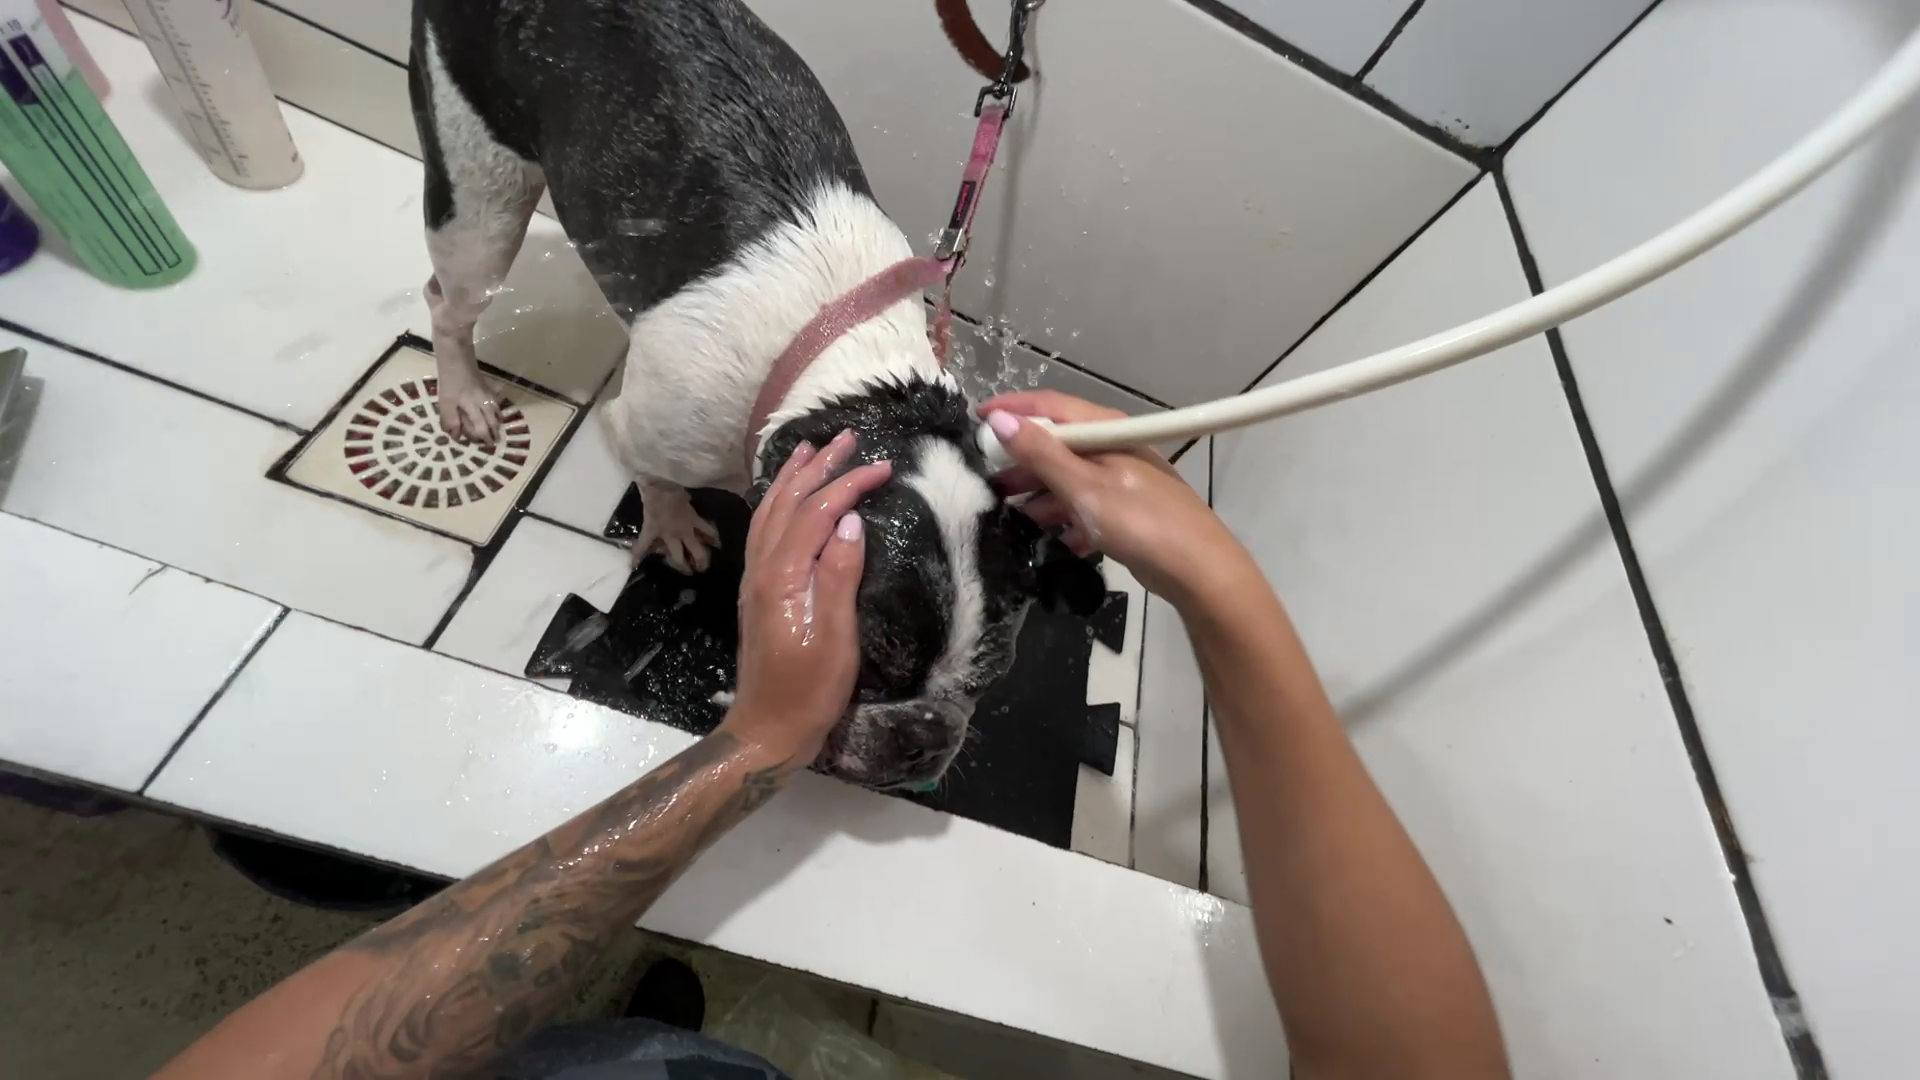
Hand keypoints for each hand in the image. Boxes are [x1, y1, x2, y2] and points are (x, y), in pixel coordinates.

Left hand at [724, 430, 891, 766]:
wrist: (768, 728)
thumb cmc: (810, 690)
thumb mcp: (837, 638)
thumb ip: (839, 577)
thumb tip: (849, 522)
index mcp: (783, 577)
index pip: (816, 513)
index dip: (848, 485)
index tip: (883, 467)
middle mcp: (762, 568)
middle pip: (788, 502)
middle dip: (818, 466)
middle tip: (846, 437)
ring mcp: (755, 577)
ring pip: (770, 512)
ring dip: (791, 477)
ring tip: (809, 449)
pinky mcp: (757, 589)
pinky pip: (764, 529)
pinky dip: (777, 501)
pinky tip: (786, 496)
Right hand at [980, 391, 1247, 602]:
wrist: (1197, 569)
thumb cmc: (1140, 522)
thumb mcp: (1083, 487)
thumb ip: (1041, 454)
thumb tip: (999, 420)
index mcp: (1105, 431)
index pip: (1049, 406)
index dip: (1012, 409)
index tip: (976, 419)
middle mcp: (1113, 447)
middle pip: (1057, 444)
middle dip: (1022, 461)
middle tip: (988, 481)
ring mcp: (1121, 479)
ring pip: (1069, 477)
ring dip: (1041, 493)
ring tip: (1013, 514)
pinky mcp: (1126, 509)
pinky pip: (1085, 505)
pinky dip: (1067, 517)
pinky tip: (1056, 538)